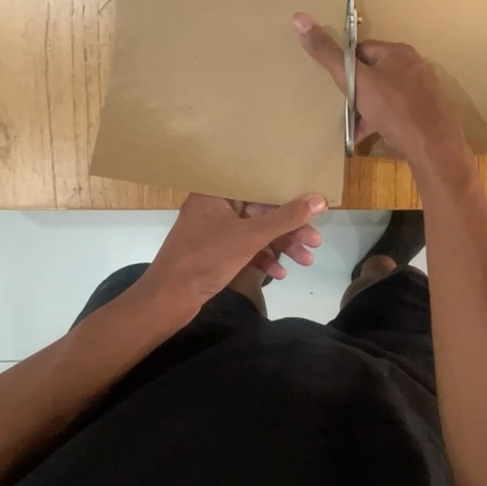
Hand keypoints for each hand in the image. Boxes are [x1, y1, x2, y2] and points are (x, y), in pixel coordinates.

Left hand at [137, 192, 326, 314]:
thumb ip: (286, 218)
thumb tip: (319, 200)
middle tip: (315, 241)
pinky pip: (245, 248)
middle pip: (261, 211)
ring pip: (256, 232)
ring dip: (281, 246)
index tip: (311, 205)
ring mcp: (213, 231)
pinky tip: (280, 274)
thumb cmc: (205, 260)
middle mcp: (214, 207)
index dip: (288, 194)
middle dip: (289, 228)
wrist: (166, 300)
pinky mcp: (214, 252)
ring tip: (306, 260)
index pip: (259, 185)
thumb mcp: (250, 237)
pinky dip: (263, 258)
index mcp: (215, 192)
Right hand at [293, 13, 473, 175]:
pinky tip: (372, 135)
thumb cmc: (392, 107)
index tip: (340, 84)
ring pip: (387, 95)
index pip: (364, 51)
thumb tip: (299, 18)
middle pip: (376, 74)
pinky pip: (400, 111)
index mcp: (399, 53)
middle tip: (346, 108)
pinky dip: (385, 121)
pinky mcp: (428, 112)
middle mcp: (415, 66)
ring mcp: (424, 90)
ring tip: (356, 126)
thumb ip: (327, 53)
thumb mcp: (354, 80)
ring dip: (370, 109)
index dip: (348, 67)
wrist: (431, 143)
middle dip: (359, 92)